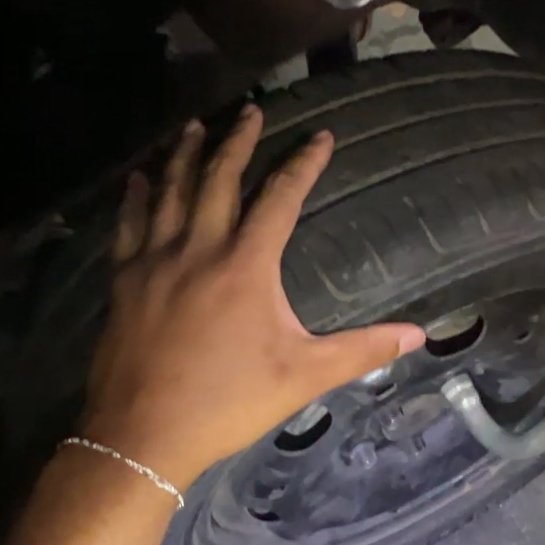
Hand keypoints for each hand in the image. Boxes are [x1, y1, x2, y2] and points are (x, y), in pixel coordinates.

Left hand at [81, 106, 425, 488]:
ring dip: (185, 155)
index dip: (304, 163)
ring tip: (195, 125)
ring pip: (171, 192)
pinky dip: (136, 197)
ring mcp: (155, 262)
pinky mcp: (124, 282)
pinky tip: (139, 178)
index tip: (322, 135)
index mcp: (246, 265)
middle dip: (238, 141)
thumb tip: (419, 334)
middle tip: (249, 109)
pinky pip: (129, 225)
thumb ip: (362, 349)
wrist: (144, 435)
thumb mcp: (305, 376)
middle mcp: (200, 249)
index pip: (281, 198)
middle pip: (219, 179)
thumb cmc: (229, 401)